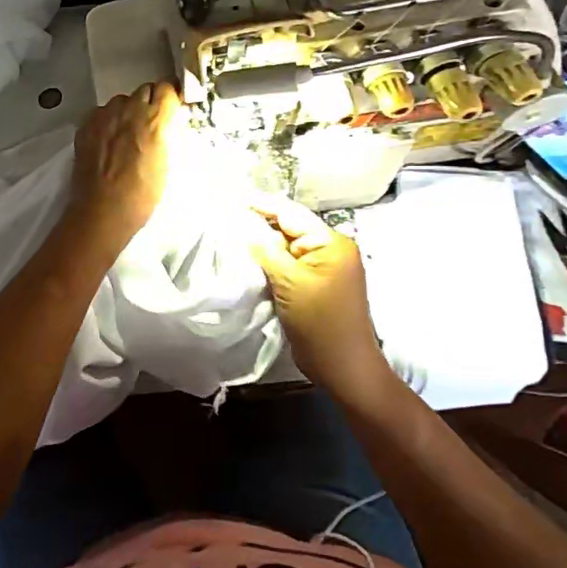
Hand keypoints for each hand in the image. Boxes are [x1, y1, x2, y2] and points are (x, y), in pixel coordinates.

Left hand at [68, 82, 179, 248]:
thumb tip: (162, 127)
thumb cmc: (141, 195)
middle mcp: (127, 111)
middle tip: (149, 122)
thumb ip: (162, 136)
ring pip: (119, 101)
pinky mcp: (84, 127)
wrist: (102, 211)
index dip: (170, 98)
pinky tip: (107, 140)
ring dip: (126, 110)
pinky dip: (106, 121)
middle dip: (149, 102)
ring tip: (126, 132)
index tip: (171, 107)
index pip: (166, 88)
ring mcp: (103, 117)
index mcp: (153, 120)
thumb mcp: (165, 163)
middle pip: (143, 91)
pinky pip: (100, 114)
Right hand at [247, 193, 386, 388]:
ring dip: (261, 245)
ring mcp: (322, 268)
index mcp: (331, 243)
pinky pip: (287, 265)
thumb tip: (242, 227)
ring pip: (284, 247)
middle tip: (224, 218)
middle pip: (287, 228)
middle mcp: (330, 250)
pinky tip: (246, 261)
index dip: (260, 205)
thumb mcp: (290, 282)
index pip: (290, 213)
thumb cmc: (320, 322)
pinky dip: (268, 262)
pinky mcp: (313, 285)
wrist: (342, 367)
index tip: (231, 200)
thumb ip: (265, 250)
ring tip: (229, 236)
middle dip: (258, 224)